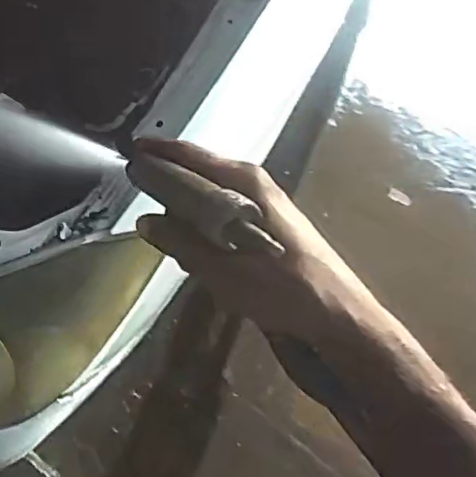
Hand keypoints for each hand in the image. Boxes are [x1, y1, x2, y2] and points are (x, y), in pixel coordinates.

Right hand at [133, 138, 393, 350]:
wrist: (346, 328)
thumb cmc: (286, 291)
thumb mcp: (222, 270)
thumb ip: (179, 242)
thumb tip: (144, 222)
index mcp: (246, 183)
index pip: (191, 154)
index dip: (158, 150)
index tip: (129, 148)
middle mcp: (256, 187)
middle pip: (199, 170)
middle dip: (168, 177)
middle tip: (140, 187)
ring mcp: (265, 207)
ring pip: (210, 193)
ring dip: (185, 203)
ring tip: (165, 224)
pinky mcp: (270, 229)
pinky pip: (223, 212)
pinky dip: (203, 220)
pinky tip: (196, 246)